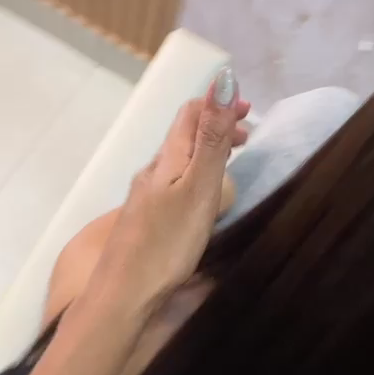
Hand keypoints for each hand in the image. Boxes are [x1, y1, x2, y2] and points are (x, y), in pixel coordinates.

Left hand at [81, 67, 249, 316]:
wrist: (124, 293)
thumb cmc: (166, 243)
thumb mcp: (198, 187)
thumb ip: (211, 139)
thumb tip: (222, 80)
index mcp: (167, 160)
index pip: (190, 115)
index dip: (218, 105)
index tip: (249, 113)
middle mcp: (151, 174)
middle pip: (183, 138)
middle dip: (214, 129)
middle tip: (246, 138)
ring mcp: (143, 201)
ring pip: (176, 165)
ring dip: (204, 156)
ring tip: (228, 164)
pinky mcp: (141, 226)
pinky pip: (170, 189)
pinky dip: (192, 181)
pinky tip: (198, 202)